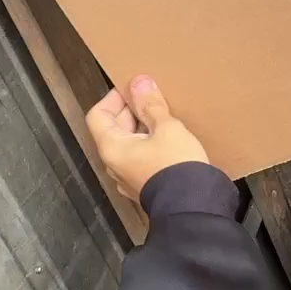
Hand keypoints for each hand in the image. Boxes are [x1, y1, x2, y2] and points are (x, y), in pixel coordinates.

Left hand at [84, 75, 208, 201]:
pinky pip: (141, 157)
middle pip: (114, 129)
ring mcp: (128, 177)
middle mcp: (114, 164)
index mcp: (112, 148)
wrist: (193, 206)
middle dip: (132, 110)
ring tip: (165, 116)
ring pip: (129, 144)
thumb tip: (139, 83)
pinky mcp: (145, 184)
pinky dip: (150, 143)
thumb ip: (151, 105)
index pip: (98, 115)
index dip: (114, 98)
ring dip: (143, 127)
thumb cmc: (176, 166)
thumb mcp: (167, 128)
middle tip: (154, 97)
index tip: (135, 88)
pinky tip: (171, 139)